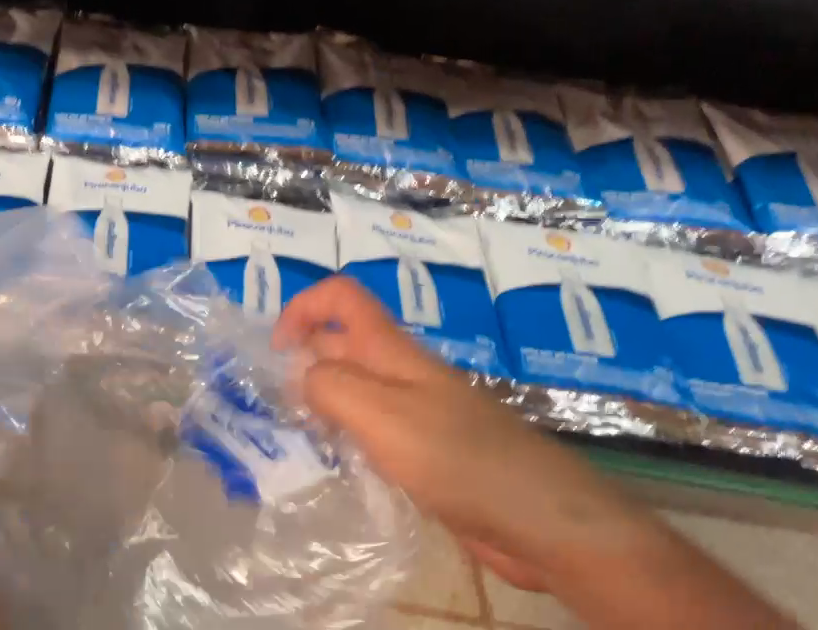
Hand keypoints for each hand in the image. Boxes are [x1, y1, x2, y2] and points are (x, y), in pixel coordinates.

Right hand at [274, 277, 797, 629]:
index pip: (341, 297)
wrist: (543, 520)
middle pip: (339, 344)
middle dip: (301, 364)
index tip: (277, 352)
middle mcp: (400, 372)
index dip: (303, 308)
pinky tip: (339, 469)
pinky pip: (373, 430)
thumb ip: (328, 385)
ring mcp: (416, 412)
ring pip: (354, 390)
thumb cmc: (458, 457)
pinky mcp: (427, 452)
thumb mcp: (380, 415)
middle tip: (275, 409)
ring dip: (321, 405)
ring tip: (299, 440)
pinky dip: (348, 440)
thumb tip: (299, 374)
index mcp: (390, 350)